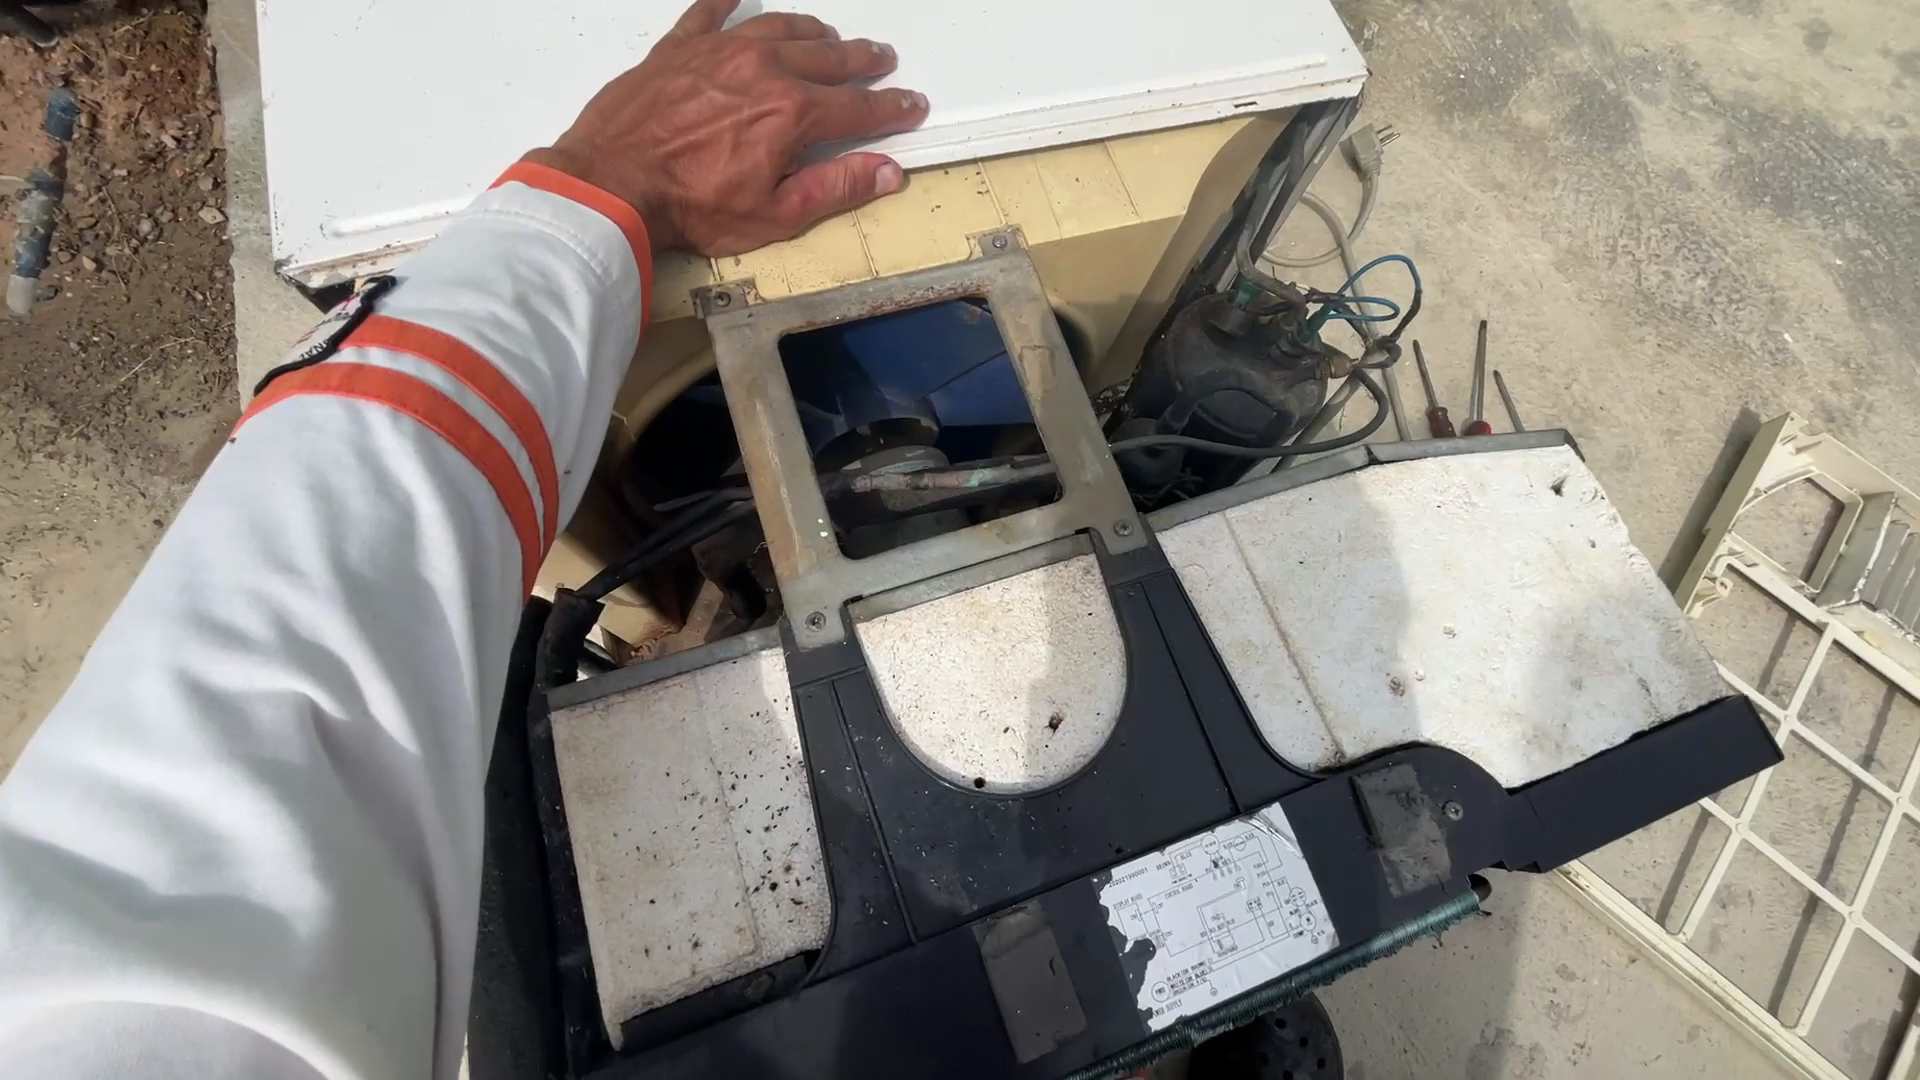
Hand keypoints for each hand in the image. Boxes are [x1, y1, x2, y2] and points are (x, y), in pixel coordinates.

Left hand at [523, 0, 928, 256]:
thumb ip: (836, 189)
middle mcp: (763, 69)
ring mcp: (720, 50)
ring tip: (830, 36)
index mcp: (792, 114)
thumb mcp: (778, 215)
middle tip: (882, 58)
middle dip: (862, 61)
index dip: (891, 107)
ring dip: (813, 32)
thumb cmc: (696, 208)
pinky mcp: (680, 47)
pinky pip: (711, 9)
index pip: (858, 108)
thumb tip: (887, 172)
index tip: (913, 103)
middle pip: (827, 58)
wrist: (615, 183)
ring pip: (781, 27)